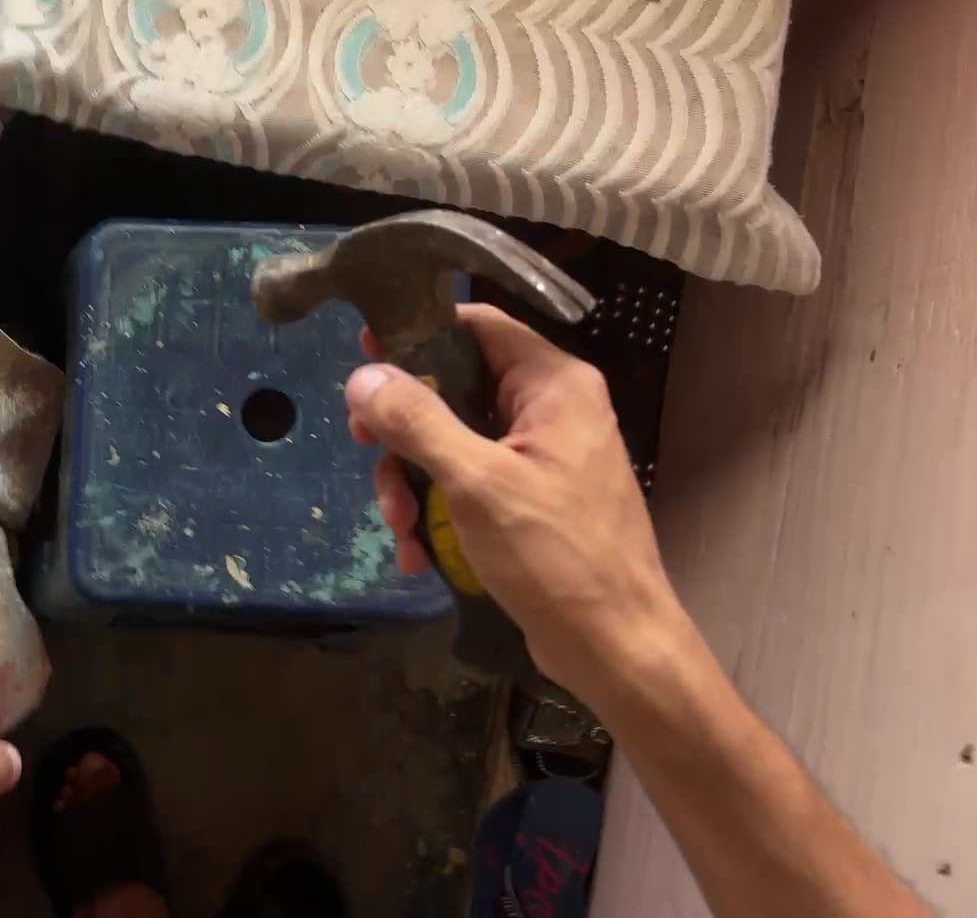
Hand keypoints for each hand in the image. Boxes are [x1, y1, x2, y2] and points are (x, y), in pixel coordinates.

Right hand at [344, 304, 691, 698]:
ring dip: (408, 482)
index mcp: (551, 387)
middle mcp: (544, 411)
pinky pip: (457, 481)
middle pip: (448, 387)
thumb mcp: (476, 481)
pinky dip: (430, 511)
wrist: (614, 650)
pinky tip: (418, 552)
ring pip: (443, 440)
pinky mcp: (520, 497)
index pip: (476, 325)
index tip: (362, 354)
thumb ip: (417, 421)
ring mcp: (531, 456)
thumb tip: (362, 376)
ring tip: (401, 528)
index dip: (416, 331)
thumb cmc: (556, 556)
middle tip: (363, 445)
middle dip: (400, 427)